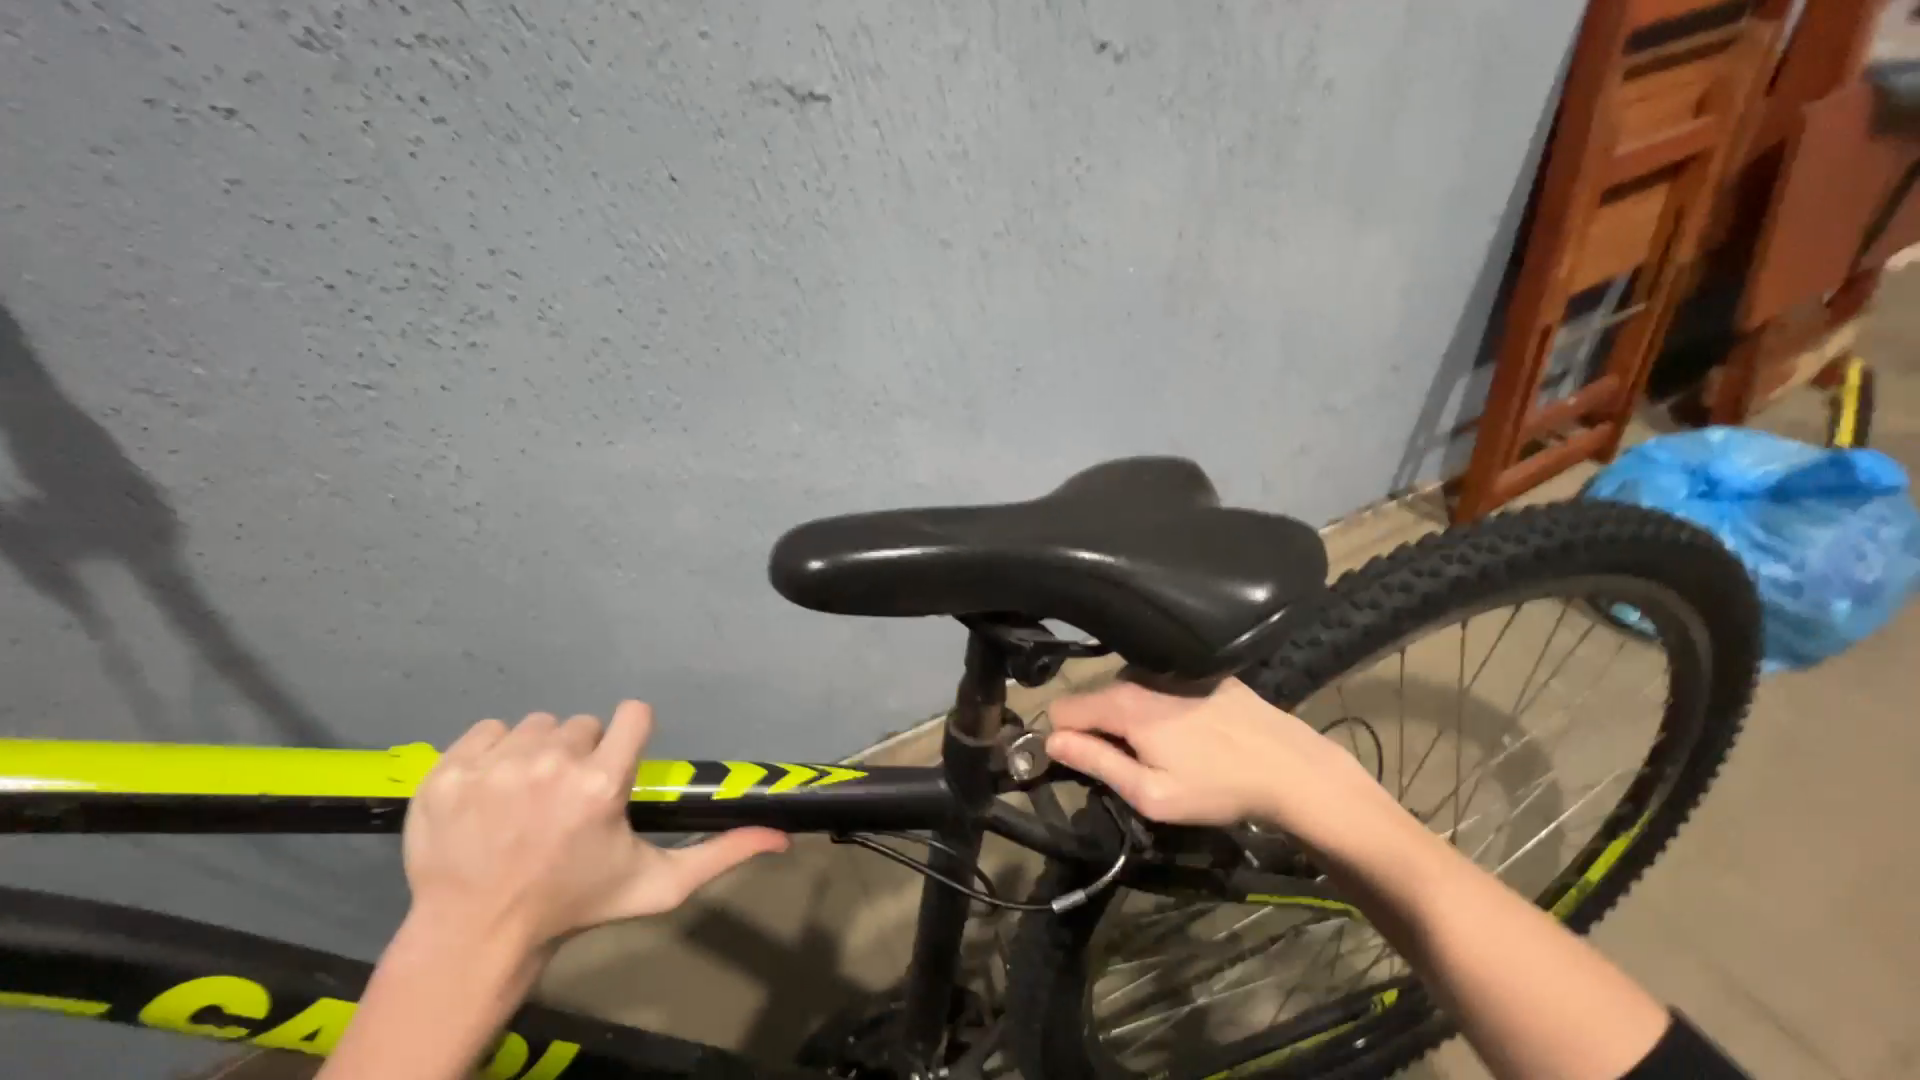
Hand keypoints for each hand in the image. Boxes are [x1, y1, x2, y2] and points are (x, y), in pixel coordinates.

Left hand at [403, 701, 789, 952]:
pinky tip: (490, 796)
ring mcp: (493, 765)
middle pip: (582, 725)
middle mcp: (550, 763)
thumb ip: (721, 855)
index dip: (628, 739)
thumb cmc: (575, 905)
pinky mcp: (448, 770)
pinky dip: (491, 756)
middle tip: (566, 804)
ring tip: (527, 802)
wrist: (476, 935)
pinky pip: (486, 732)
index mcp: (602, 783)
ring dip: (537, 756)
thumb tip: (781, 836)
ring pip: (535, 726)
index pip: (632, 714)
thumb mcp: (657, 885)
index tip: (615, 768)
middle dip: (581, 756)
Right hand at [1044, 676, 1402, 851]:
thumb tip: (1051, 742)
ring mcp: (1173, 671)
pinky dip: (1159, 707)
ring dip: (1130, 720)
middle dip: (1098, 730)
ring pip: (1125, 693)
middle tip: (1132, 768)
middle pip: (1094, 699)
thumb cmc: (1217, 788)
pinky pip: (1158, 687)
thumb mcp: (1151, 793)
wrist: (1291, 769)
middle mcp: (1142, 676)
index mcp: (1125, 704)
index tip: (1085, 765)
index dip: (1065, 739)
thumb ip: (1096, 763)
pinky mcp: (1201, 672)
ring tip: (1165, 753)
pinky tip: (1190, 734)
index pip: (1062, 709)